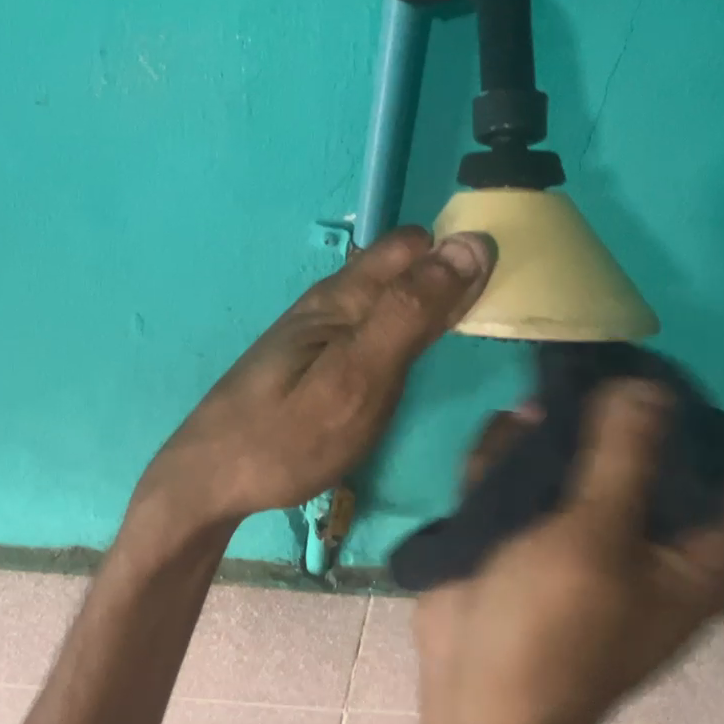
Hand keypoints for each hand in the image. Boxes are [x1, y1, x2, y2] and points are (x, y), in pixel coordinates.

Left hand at [135, 227, 495, 529]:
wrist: (209, 480)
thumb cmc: (285, 437)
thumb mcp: (357, 378)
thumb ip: (411, 314)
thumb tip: (469, 244)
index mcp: (344, 295)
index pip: (416, 244)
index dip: (461, 252)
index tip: (513, 282)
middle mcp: (332, 300)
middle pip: (404, 265)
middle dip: (453, 274)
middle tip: (505, 313)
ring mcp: (321, 329)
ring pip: (390, 294)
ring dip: (432, 302)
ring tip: (479, 330)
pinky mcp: (316, 358)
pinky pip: (374, 324)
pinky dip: (407, 328)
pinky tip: (420, 355)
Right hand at [414, 381, 723, 723]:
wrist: (475, 689)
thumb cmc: (553, 623)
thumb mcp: (595, 535)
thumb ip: (624, 454)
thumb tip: (650, 381)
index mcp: (695, 551)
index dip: (704, 414)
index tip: (648, 373)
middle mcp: (649, 536)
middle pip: (649, 449)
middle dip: (609, 409)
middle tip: (573, 372)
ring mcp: (584, 532)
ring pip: (582, 454)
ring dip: (549, 432)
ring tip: (522, 420)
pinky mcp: (530, 531)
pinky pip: (530, 476)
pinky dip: (510, 459)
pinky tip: (488, 453)